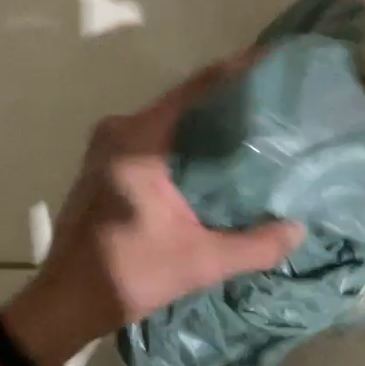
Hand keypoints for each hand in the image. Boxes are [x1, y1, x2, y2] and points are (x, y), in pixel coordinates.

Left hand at [3, 57, 305, 364]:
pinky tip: (219, 162)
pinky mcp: (105, 167)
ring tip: (257, 132)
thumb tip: (298, 231)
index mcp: (138, 141)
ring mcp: (107, 148)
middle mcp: (120, 132)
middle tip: (276, 106)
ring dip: (208, 127)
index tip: (273, 62)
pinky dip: (187, 146)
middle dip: (229, 103)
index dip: (237, 73)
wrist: (66, 303)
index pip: (196, 90)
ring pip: (170, 124)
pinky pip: (156, 142)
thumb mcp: (199, 262)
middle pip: (184, 104)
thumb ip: (254, 245)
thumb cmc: (127, 275)